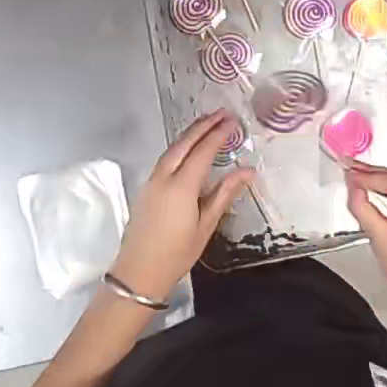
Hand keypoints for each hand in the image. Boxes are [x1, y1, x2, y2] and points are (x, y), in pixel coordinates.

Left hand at [109, 112, 253, 299]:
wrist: (139, 272)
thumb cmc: (176, 254)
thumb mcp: (206, 226)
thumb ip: (225, 194)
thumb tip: (247, 171)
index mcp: (181, 187)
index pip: (203, 152)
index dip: (218, 134)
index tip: (232, 121)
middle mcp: (163, 178)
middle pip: (183, 144)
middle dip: (202, 126)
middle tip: (221, 113)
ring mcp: (151, 182)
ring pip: (171, 150)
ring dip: (189, 135)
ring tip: (207, 125)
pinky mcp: (145, 189)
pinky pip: (164, 160)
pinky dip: (179, 148)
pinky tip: (188, 149)